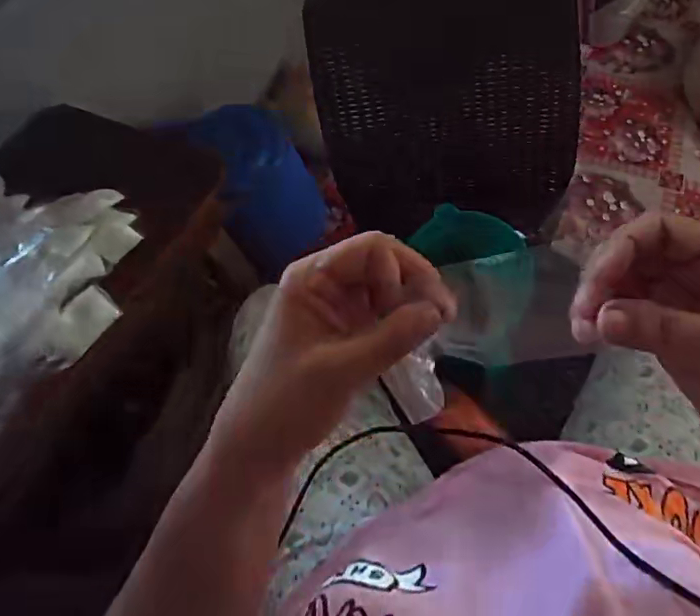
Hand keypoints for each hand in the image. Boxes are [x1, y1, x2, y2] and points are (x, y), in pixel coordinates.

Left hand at [207, 232, 456, 475]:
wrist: (254, 451)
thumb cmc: (285, 405)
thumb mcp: (340, 372)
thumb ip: (390, 338)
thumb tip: (438, 311)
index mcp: (312, 277)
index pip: (371, 248)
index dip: (401, 271)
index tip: (415, 312)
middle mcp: (326, 281)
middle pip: (383, 261)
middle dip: (414, 282)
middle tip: (445, 316)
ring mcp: (336, 305)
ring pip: (387, 285)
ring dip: (413, 301)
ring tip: (438, 327)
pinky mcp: (345, 328)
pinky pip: (382, 310)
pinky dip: (403, 319)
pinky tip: (419, 337)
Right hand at [569, 213, 699, 453]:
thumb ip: (667, 329)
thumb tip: (603, 317)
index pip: (660, 231)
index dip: (626, 245)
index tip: (602, 279)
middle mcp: (692, 270)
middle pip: (633, 252)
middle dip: (604, 275)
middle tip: (582, 311)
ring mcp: (675, 299)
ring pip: (621, 281)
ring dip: (597, 298)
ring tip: (582, 330)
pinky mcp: (661, 329)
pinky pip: (622, 311)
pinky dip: (602, 320)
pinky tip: (590, 336)